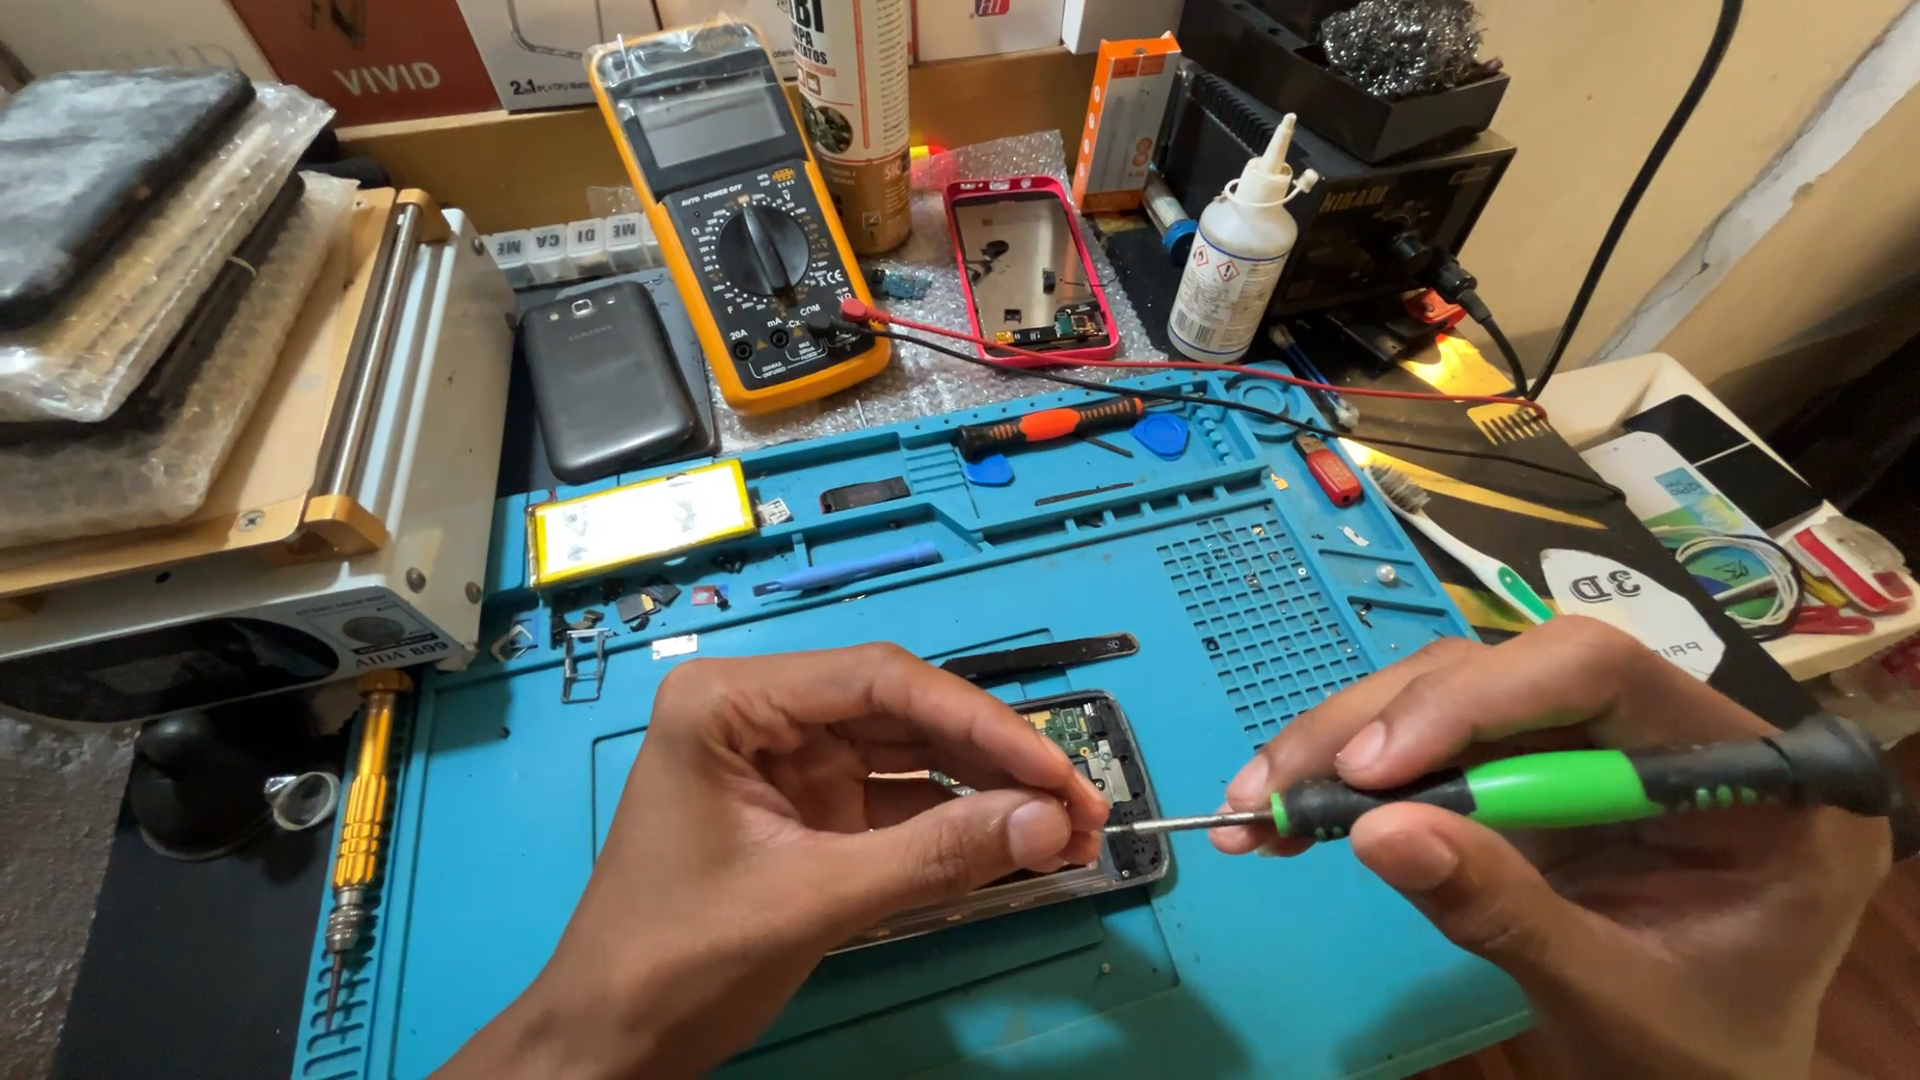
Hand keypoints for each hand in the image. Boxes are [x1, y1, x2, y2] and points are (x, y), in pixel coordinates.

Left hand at [440, 644, 1107, 1079]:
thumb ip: (935, 857)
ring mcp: (794, 755)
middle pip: (904, 712)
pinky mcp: (815, 800)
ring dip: (987, 789)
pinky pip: (900, 796)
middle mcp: (767, 709)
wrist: (607, 1046)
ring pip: (912, 751)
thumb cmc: (677, 962)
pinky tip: (1015, 839)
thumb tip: (1052, 822)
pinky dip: (957, 820)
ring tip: (1067, 825)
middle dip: (994, 758)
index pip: (878, 681)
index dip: (978, 721)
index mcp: (734, 699)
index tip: (1054, 768)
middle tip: (1079, 801)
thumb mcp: (812, 902)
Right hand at [1211, 617, 1889, 1079]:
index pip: (1586, 670)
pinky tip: (1284, 808)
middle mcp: (1638, 727)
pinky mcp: (1502, 759)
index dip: (1466, 700)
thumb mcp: (1613, 997)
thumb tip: (1375, 834)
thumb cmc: (1691, 1042)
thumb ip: (1505, 911)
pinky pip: (1405, 740)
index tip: (1369, 771)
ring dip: (1328, 747)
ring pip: (1421, 696)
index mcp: (1732, 772)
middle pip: (1477, 674)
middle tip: (1274, 789)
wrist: (1685, 1061)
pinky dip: (1334, 775)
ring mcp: (1562, 738)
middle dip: (1364, 728)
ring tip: (1255, 804)